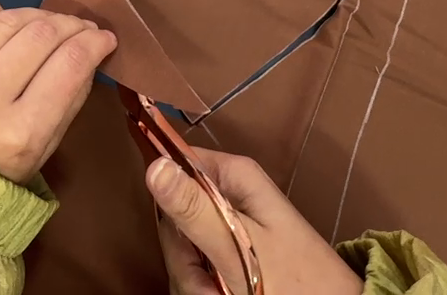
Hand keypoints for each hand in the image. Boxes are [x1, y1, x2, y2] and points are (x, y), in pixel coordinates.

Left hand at [0, 0, 117, 182]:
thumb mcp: (41, 153)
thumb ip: (68, 102)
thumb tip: (88, 52)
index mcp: (16, 136)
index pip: (69, 66)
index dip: (94, 43)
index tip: (105, 37)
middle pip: (40, 37)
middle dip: (71, 25)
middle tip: (82, 27)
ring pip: (6, 21)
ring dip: (36, 14)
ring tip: (49, 22)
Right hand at [148, 148, 360, 294]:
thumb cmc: (294, 282)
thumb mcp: (237, 248)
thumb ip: (194, 209)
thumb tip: (151, 165)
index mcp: (233, 174)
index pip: (174, 168)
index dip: (169, 206)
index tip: (181, 244)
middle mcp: (230, 191)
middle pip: (177, 214)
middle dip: (185, 258)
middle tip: (207, 288)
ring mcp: (232, 222)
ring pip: (186, 245)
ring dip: (194, 279)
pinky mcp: (235, 251)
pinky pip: (201, 263)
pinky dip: (205, 286)